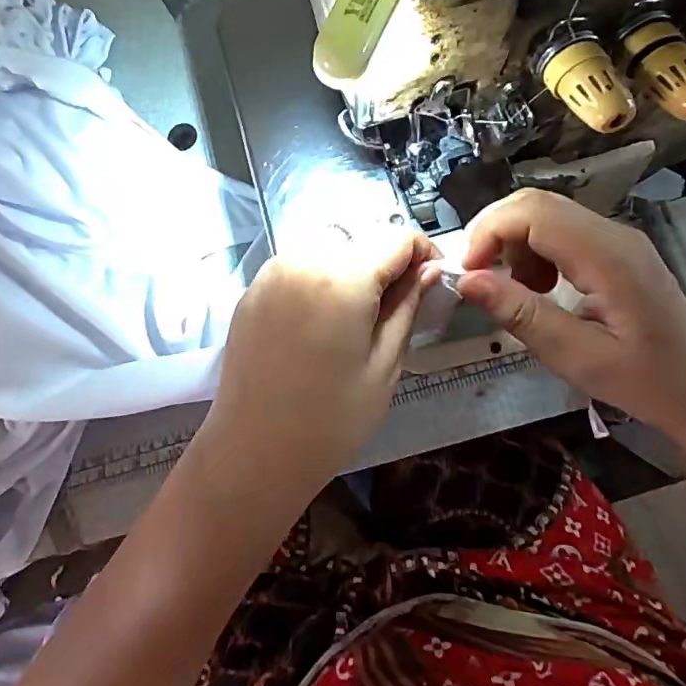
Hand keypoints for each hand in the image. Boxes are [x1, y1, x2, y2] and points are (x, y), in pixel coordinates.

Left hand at [200, 227, 441, 493]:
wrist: (254, 450)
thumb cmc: (330, 419)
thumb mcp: (385, 364)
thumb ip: (408, 306)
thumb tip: (428, 269)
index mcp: (342, 275)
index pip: (396, 236)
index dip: (424, 253)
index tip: (433, 283)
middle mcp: (302, 259)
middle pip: (360, 235)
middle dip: (387, 259)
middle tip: (400, 303)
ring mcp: (271, 272)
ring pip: (327, 245)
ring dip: (352, 264)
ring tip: (361, 311)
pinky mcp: (252, 289)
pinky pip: (297, 264)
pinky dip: (320, 275)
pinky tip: (322, 317)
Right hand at [455, 189, 685, 441]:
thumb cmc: (647, 382)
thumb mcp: (577, 357)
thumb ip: (521, 314)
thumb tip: (467, 281)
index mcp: (607, 256)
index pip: (532, 213)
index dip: (488, 233)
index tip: (468, 273)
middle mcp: (613, 234)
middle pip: (535, 203)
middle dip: (494, 233)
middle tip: (477, 277)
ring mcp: (617, 239)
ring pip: (545, 214)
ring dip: (513, 243)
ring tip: (510, 290)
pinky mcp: (616, 250)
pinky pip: (561, 231)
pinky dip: (533, 251)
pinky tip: (538, 289)